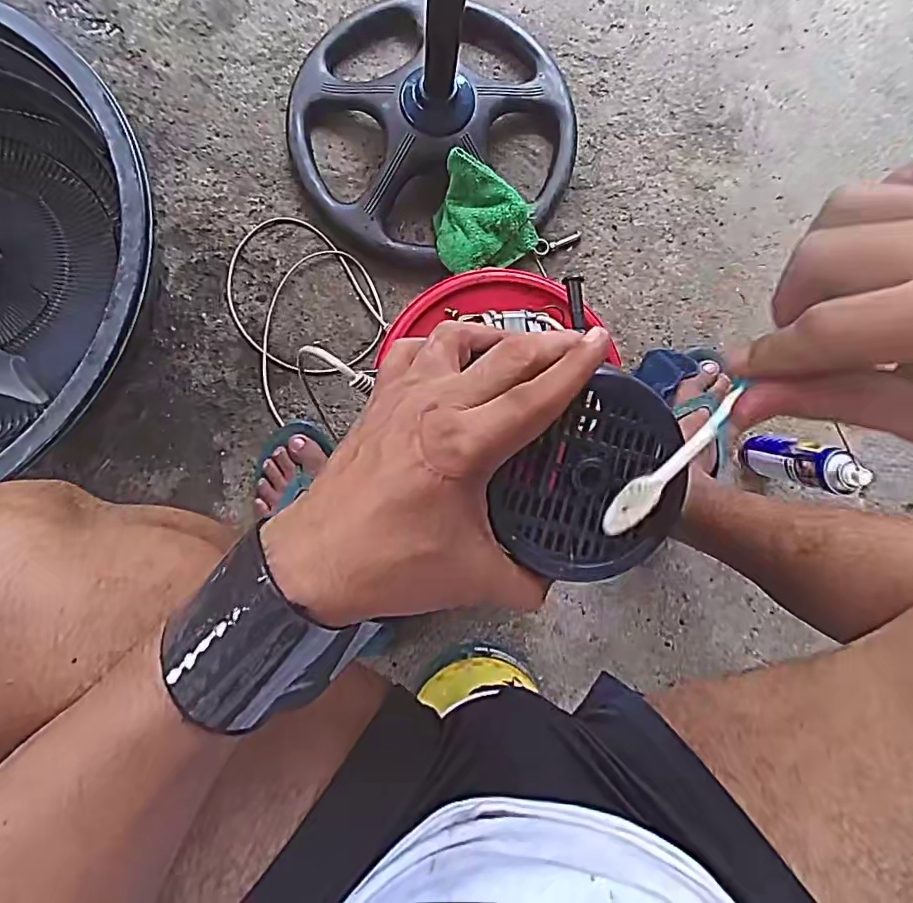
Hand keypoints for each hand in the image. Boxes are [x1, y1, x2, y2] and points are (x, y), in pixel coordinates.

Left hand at [261, 321, 611, 625]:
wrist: (312, 562)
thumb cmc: (381, 563)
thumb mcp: (471, 576)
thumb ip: (524, 579)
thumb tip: (548, 579)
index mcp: (462, 445)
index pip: (535, 395)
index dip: (576, 367)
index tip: (600, 345)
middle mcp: (434, 406)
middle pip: (508, 354)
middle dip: (555, 342)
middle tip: (582, 343)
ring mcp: (405, 395)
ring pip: (460, 336)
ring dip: (501, 334)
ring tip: (526, 345)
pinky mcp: (384, 398)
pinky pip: (416, 349)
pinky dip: (444, 342)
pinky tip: (458, 355)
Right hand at [731, 142, 912, 503]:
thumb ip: (834, 400)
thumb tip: (744, 399)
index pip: (834, 325)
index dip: (774, 354)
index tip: (739, 374)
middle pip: (827, 249)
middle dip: (792, 304)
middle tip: (800, 346)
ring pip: (852, 202)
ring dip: (823, 256)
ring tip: (840, 302)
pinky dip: (882, 206)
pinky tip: (891, 251)